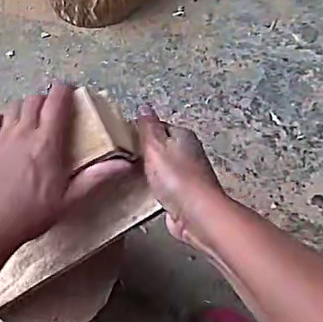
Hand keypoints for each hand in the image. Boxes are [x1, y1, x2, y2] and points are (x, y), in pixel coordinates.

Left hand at [0, 83, 131, 249]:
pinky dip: (4, 118)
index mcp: (47, 142)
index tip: (70, 91)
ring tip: (34, 120)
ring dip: (27, 107)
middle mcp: (24, 132)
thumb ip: (97, 178)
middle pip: (35, 99)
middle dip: (47, 99)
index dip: (64, 90)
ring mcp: (2, 136)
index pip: (56, 101)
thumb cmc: (32, 214)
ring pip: (15, 105)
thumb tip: (124, 165)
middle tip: (55, 110)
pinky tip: (9, 131)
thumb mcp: (70, 199)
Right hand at [133, 110, 225, 250]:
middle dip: (147, 153)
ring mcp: (190, 174)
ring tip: (137, 176)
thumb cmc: (177, 178)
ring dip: (153, 172)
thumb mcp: (154, 146)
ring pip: (165, 167)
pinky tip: (151, 193)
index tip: (126, 139)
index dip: (142, 132)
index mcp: (184, 135)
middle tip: (129, 159)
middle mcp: (190, 152)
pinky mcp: (187, 194)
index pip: (159, 125)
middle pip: (163, 147)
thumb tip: (145, 107)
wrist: (196, 214)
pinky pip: (168, 186)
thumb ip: (148, 126)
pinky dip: (159, 188)